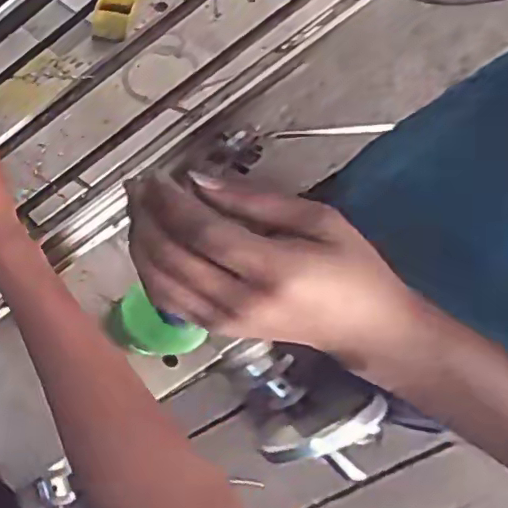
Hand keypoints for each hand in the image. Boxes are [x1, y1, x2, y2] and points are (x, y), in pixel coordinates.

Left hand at [125, 171, 435, 376]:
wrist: (369, 330)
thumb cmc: (352, 269)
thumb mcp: (318, 220)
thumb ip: (253, 200)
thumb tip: (195, 179)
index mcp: (274, 272)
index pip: (202, 233)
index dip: (170, 202)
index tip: (155, 177)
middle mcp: (241, 301)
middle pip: (171, 256)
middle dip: (146, 216)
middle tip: (138, 187)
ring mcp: (223, 321)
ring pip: (157, 279)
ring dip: (139, 240)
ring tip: (138, 209)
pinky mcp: (214, 330)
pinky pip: (163, 299)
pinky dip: (145, 268)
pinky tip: (146, 242)